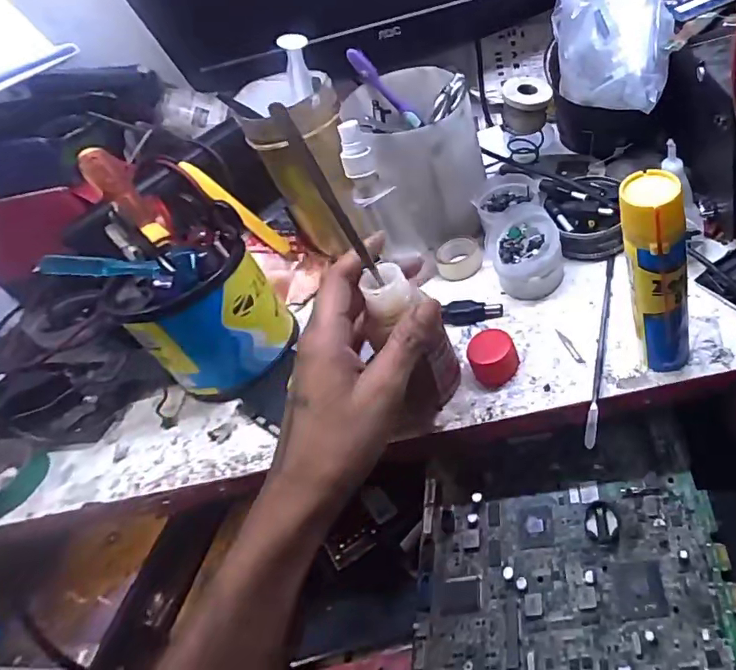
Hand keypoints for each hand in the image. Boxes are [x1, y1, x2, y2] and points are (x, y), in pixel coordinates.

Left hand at [262, 251, 440, 520]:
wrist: (304, 494)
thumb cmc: (341, 440)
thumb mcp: (382, 388)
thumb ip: (406, 342)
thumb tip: (431, 300)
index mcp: (324, 337)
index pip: (338, 280)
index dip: (360, 255)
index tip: (386, 239)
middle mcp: (319, 343)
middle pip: (346, 296)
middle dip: (380, 279)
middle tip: (419, 272)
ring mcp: (322, 363)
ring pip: (352, 320)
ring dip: (382, 306)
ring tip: (417, 299)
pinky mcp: (329, 380)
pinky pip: (354, 342)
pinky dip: (378, 331)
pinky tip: (402, 338)